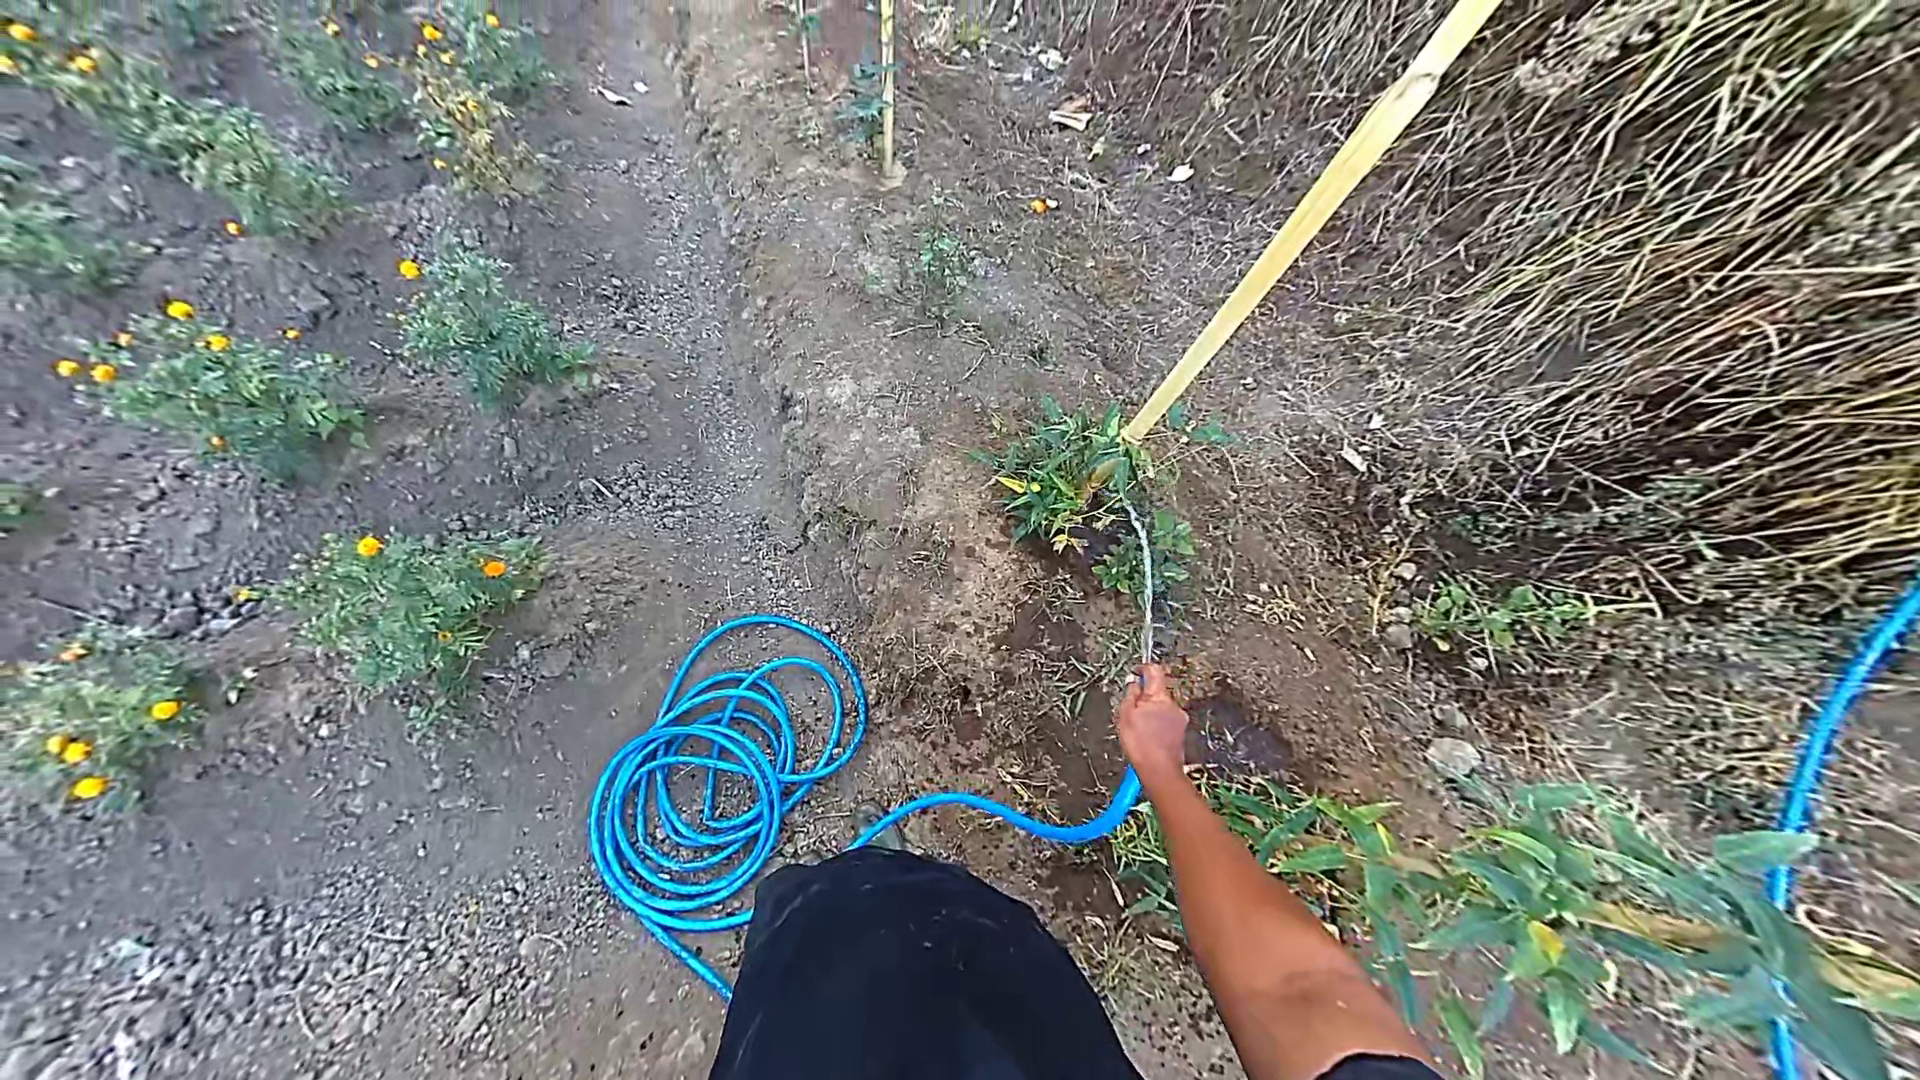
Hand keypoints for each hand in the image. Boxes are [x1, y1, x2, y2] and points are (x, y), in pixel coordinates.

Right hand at [1117, 664, 1188, 784]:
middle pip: (1157, 690)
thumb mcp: (1125, 715)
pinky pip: (1166, 718)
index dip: (1143, 669)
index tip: (1135, 673)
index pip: (1154, 670)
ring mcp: (1179, 717)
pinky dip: (1157, 722)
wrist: (1159, 771)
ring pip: (1161, 705)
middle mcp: (1173, 704)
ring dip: (1150, 710)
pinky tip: (1148, 735)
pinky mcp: (1180, 730)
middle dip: (1144, 696)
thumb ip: (1130, 695)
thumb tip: (1134, 684)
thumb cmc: (1141, 744)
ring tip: (1138, 726)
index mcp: (1159, 697)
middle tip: (1131, 709)